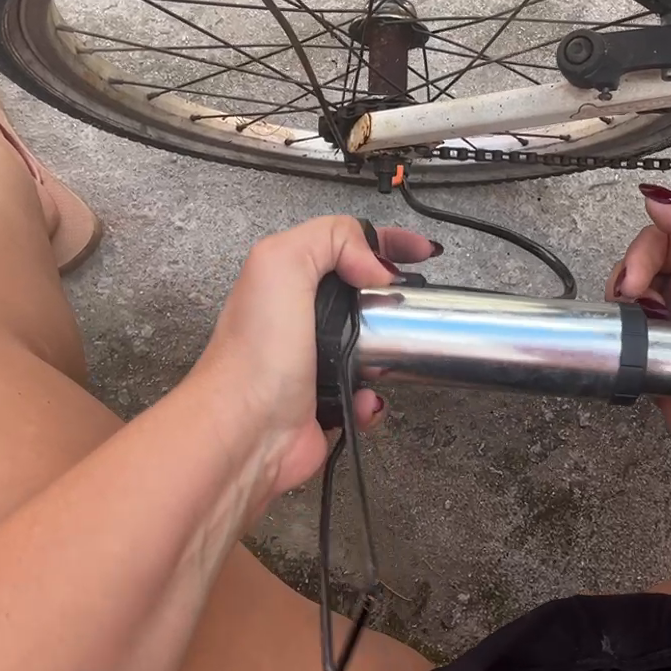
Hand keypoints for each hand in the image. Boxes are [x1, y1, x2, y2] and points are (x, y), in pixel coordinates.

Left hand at [190, 216, 436, 503]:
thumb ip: (331, 238)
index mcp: (289, 278)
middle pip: (366, 294)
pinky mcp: (328, 399)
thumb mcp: (282, 264)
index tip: (424, 251)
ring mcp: (316, 359)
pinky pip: (369, 394)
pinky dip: (373, 398)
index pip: (348, 244)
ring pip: (374, 346)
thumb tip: (375, 264)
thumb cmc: (253, 356)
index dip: (389, 242)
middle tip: (409, 304)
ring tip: (382, 358)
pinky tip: (362, 398)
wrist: (246, 432)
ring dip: (387, 354)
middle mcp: (301, 316)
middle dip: (394, 299)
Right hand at [610, 187, 670, 523]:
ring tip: (629, 320)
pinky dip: (622, 340)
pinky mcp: (664, 369)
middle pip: (648, 264)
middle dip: (630, 271)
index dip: (650, 244)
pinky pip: (631, 344)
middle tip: (631, 294)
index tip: (642, 272)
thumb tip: (659, 201)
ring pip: (633, 302)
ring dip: (621, 304)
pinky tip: (629, 346)